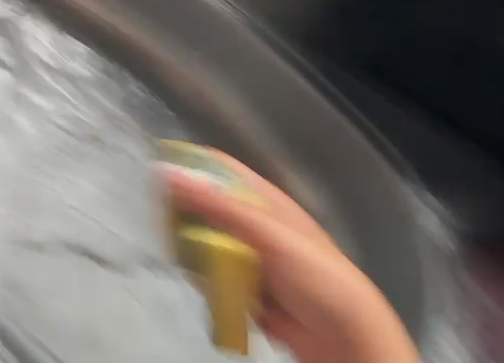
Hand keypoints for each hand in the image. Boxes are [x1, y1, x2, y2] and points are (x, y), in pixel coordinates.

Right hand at [163, 152, 417, 362]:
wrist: (347, 340)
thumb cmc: (314, 274)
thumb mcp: (265, 232)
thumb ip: (215, 203)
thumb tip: (163, 170)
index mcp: (262, 200)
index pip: (218, 167)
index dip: (188, 162)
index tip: (156, 169)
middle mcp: (252, 222)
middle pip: (204, 203)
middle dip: (181, 210)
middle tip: (159, 218)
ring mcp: (247, 254)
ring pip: (203, 239)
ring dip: (189, 246)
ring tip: (176, 252)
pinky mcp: (243, 284)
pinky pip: (210, 272)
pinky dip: (200, 274)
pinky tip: (195, 279)